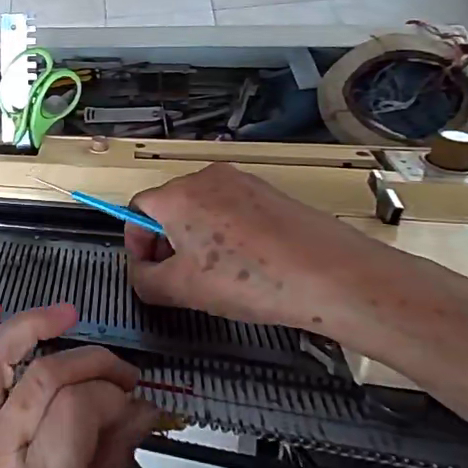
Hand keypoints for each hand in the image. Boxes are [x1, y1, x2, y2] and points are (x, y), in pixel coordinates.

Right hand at [126, 163, 435, 339]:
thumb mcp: (182, 290)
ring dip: (197, 239)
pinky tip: (246, 266)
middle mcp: (205, 178)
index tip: (146, 269)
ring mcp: (241, 182)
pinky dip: (227, 235)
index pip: (136, 210)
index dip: (135, 242)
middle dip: (166, 242)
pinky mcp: (270, 192)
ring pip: (202, 209)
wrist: (331, 275)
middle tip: (179, 278)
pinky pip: (232, 210)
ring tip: (216, 276)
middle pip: (169, 207)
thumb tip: (140, 274)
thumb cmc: (250, 279)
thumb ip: (144, 281)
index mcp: (177, 195)